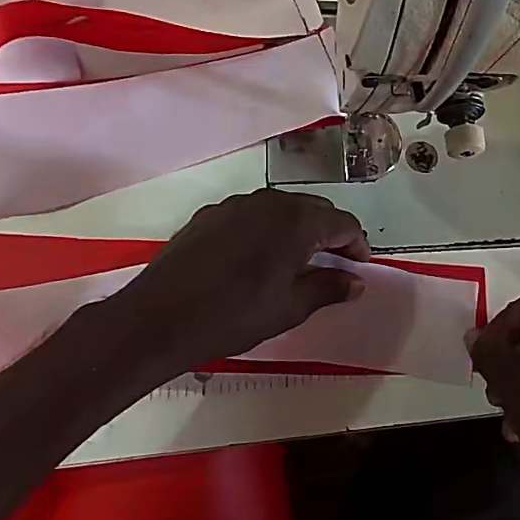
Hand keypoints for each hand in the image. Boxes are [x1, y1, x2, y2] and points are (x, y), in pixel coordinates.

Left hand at [103, 188, 369, 372]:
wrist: (160, 318)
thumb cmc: (234, 315)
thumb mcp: (289, 307)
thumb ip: (328, 288)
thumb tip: (355, 282)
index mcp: (296, 221)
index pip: (343, 222)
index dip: (357, 245)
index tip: (359, 268)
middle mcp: (268, 202)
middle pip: (313, 209)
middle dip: (330, 234)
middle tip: (335, 265)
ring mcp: (234, 205)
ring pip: (280, 209)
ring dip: (298, 230)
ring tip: (297, 262)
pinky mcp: (208, 215)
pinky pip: (250, 215)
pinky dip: (266, 230)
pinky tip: (256, 259)